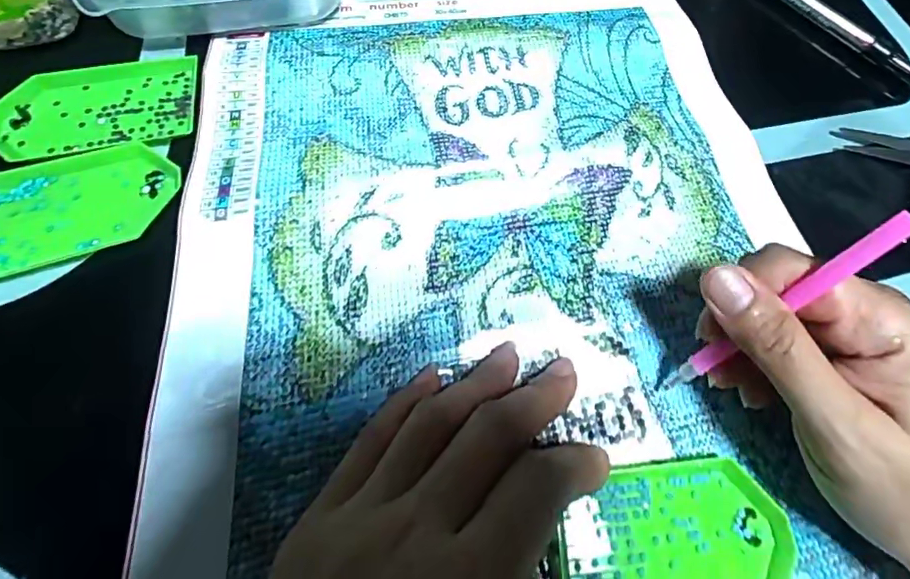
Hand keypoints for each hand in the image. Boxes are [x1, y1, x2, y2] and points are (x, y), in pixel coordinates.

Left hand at [272, 343, 609, 578]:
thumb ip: (525, 575)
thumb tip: (557, 527)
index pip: (538, 487)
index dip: (576, 464)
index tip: (595, 462)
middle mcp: (416, 534)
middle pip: (490, 435)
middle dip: (537, 398)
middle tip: (565, 372)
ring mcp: (360, 520)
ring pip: (432, 424)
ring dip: (477, 382)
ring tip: (509, 354)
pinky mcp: (314, 521)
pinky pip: (369, 442)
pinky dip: (404, 404)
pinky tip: (431, 377)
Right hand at [697, 246, 909, 578]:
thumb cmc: (909, 494)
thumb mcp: (838, 426)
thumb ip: (778, 348)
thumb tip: (716, 276)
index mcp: (880, 314)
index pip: (796, 270)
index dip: (745, 292)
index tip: (710, 338)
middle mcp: (867, 309)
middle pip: (784, 288)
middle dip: (741, 321)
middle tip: (715, 369)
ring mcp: (855, 333)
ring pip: (778, 313)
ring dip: (745, 345)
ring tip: (730, 387)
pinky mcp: (842, 357)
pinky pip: (787, 341)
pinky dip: (760, 362)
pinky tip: (751, 391)